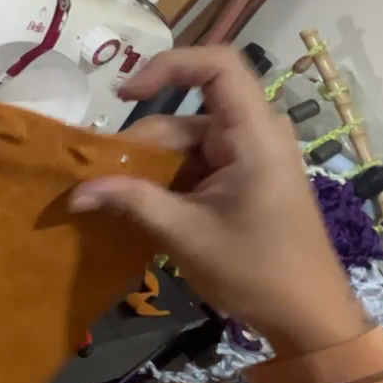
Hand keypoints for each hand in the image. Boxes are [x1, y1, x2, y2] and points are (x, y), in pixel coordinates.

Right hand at [75, 46, 368, 357]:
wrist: (307, 315)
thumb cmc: (255, 270)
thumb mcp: (184, 233)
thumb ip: (130, 202)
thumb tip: (75, 192)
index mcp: (254, 136)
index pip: (218, 67)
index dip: (168, 66)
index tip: (123, 95)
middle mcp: (253, 137)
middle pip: (184, 118)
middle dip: (139, 146)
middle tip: (100, 181)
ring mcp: (246, 160)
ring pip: (182, 145)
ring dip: (146, 169)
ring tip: (113, 200)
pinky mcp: (239, 182)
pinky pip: (191, 167)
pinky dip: (161, 182)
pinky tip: (136, 207)